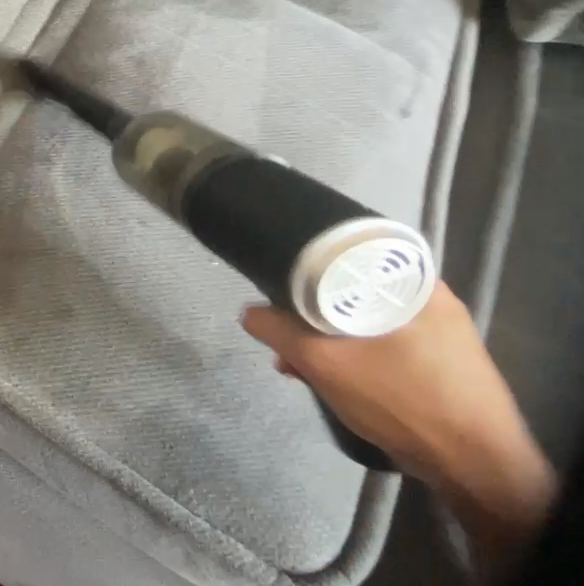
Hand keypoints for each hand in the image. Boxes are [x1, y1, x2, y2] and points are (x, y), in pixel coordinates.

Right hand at [243, 283, 555, 554]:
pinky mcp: (440, 362)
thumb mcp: (321, 361)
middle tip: (285, 344)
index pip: (344, 256)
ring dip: (325, 342)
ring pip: (361, 322)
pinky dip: (351, 356)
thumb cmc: (403, 401)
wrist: (477, 470)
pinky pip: (379, 344)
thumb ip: (275, 329)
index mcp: (415, 287)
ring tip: (301, 368)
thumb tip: (250, 313)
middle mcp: (430, 302)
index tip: (275, 291)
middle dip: (307, 319)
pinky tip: (331, 379)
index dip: (300, 269)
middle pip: (348, 294)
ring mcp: (440, 334)